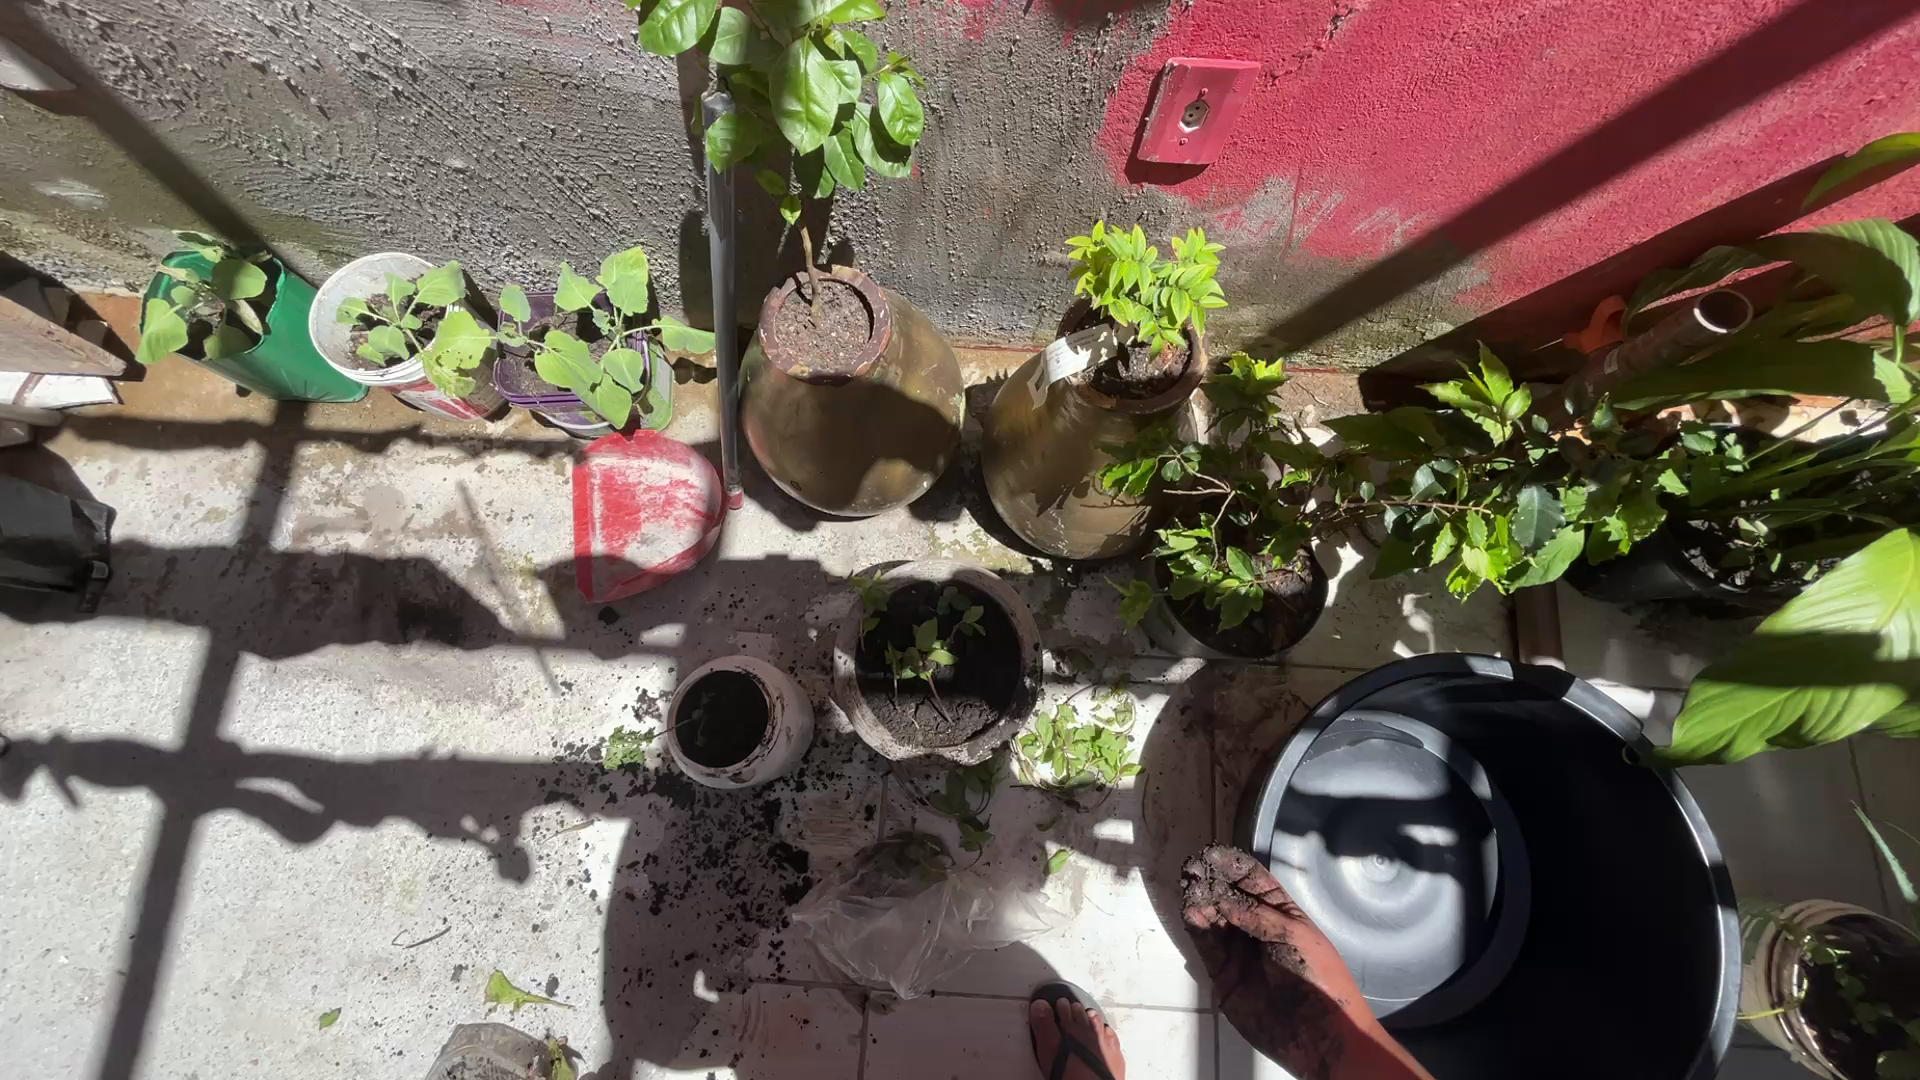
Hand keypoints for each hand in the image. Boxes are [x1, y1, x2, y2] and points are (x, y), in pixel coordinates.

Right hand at [1181, 844, 1433, 1079]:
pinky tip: (1190, 911)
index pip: (1252, 881)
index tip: (1212, 853)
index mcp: (1279, 913)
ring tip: (1188, 884)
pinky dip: (1196, 925)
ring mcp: (1237, 949)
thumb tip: (1222, 898)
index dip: (1233, 865)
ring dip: (1199, 899)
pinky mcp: (1222, 972)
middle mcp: (1254, 927)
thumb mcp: (1294, 935)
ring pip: (1212, 917)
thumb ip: (1256, 915)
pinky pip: (1205, 944)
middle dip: (1210, 878)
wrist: (1322, 1035)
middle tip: (1192, 866)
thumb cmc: (1317, 976)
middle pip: (1227, 895)